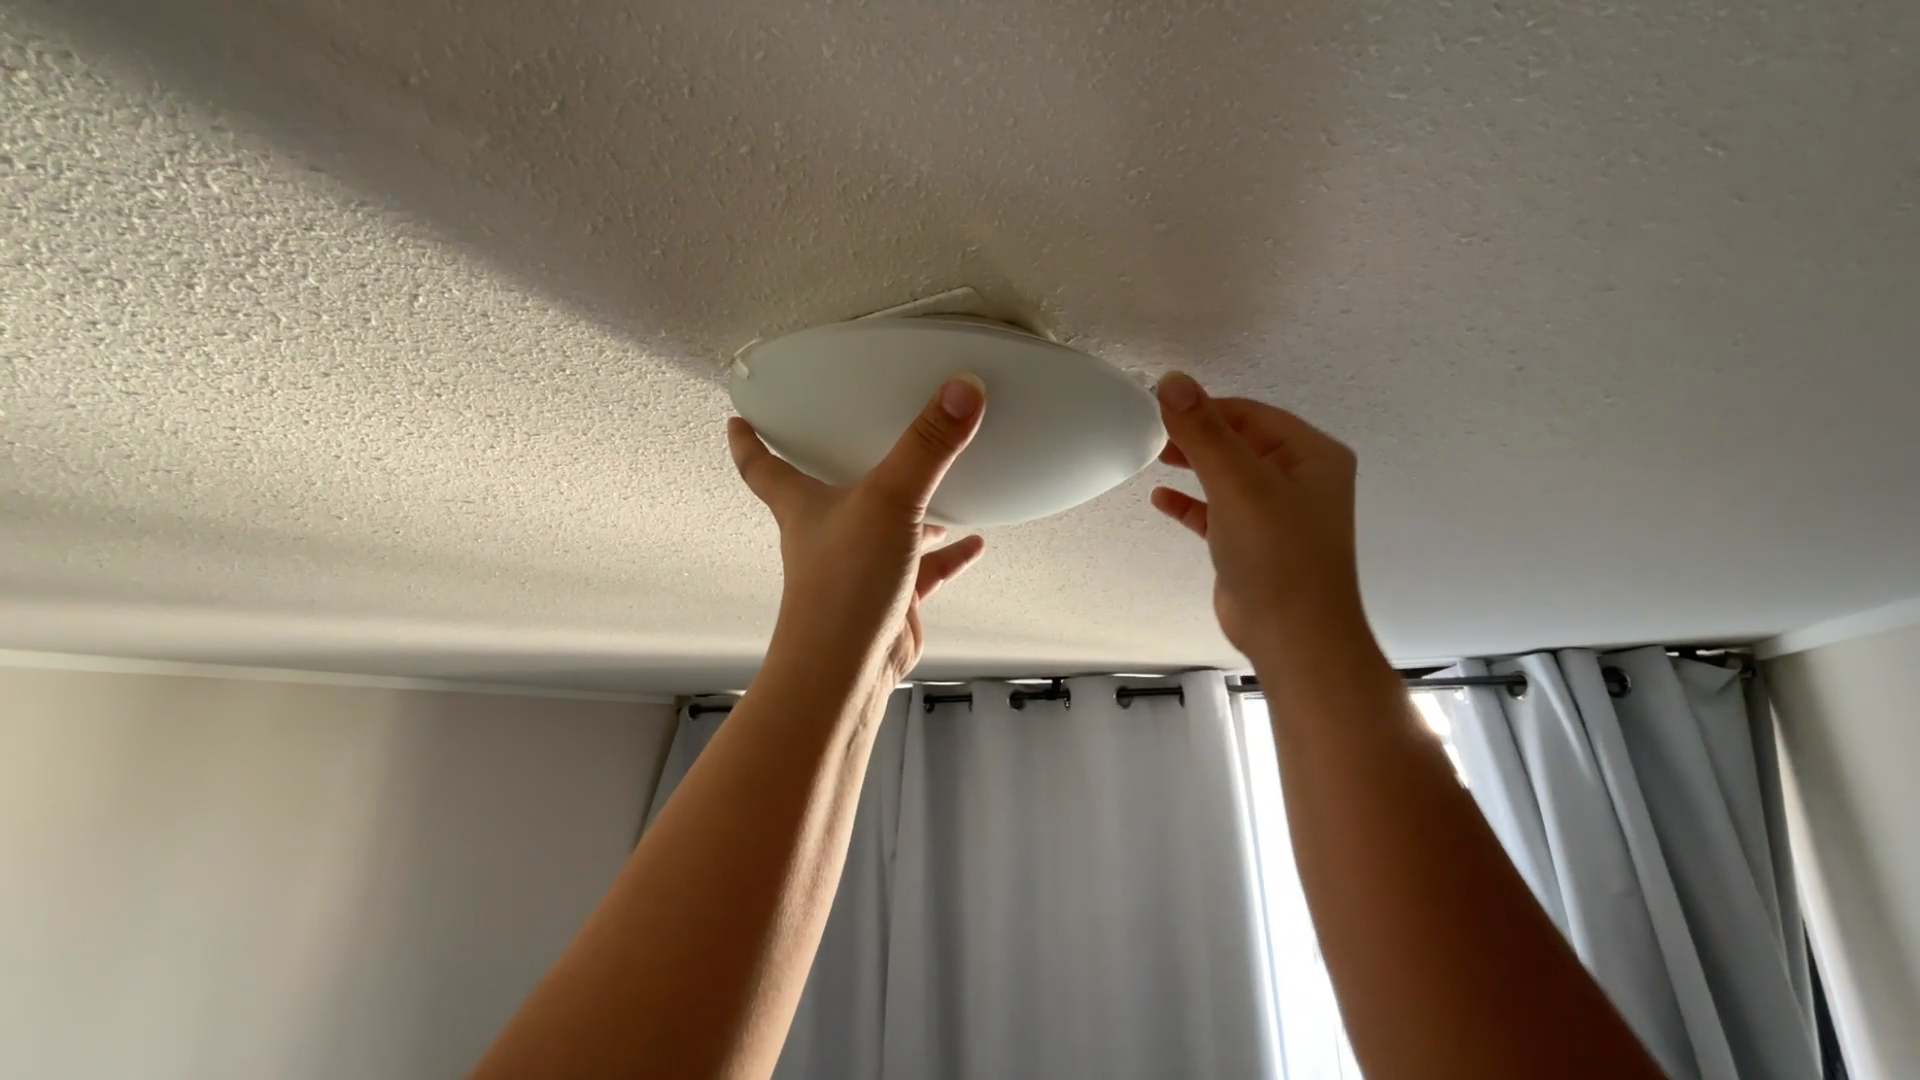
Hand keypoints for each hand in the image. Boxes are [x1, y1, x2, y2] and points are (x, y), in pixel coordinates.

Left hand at [728, 375, 988, 689]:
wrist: (848, 668)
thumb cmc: (841, 590)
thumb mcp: (888, 500)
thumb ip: (926, 446)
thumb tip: (959, 391)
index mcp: (806, 504)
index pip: (763, 464)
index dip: (749, 438)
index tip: (739, 417)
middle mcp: (830, 531)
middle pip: (832, 490)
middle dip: (847, 465)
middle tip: (863, 436)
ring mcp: (862, 565)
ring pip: (886, 526)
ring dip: (911, 507)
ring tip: (943, 483)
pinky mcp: (893, 595)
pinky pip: (925, 567)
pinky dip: (949, 554)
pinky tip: (974, 543)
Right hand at [1149, 372, 1365, 655]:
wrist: (1293, 636)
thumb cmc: (1279, 558)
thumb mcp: (1238, 483)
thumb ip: (1204, 431)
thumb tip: (1172, 382)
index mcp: (1312, 454)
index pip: (1250, 414)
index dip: (1205, 407)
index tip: (1159, 407)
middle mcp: (1300, 479)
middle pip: (1239, 441)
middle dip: (1196, 434)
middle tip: (1153, 431)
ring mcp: (1277, 513)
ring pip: (1227, 475)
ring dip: (1192, 464)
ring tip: (1154, 456)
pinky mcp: (1253, 543)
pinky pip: (1217, 511)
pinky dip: (1191, 503)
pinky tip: (1162, 500)